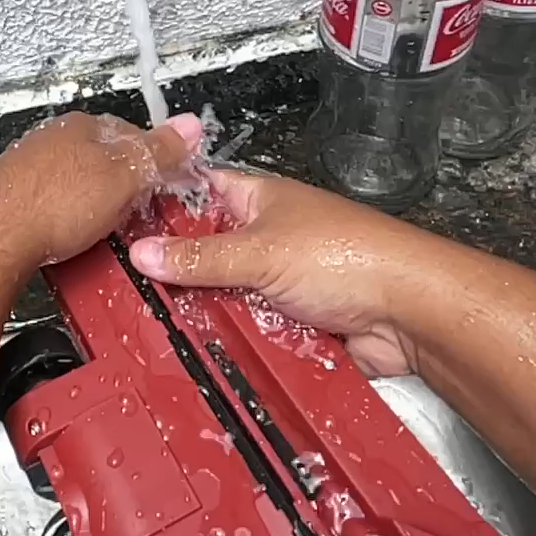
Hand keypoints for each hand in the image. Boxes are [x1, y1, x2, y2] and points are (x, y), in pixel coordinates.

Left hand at [0, 111, 203, 270]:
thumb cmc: (47, 203)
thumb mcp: (122, 176)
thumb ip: (158, 151)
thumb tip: (188, 126)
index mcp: (81, 127)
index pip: (131, 133)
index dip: (152, 161)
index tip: (163, 182)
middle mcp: (52, 141)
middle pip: (102, 160)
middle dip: (120, 188)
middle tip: (132, 214)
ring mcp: (29, 170)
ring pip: (75, 185)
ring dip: (91, 207)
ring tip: (99, 231)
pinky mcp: (15, 200)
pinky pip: (51, 208)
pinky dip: (64, 222)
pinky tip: (66, 238)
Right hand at [128, 169, 466, 376]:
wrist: (413, 314)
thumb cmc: (347, 256)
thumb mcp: (258, 251)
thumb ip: (198, 256)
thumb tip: (143, 251)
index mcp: (255, 197)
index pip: (195, 191)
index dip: (161, 204)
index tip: (122, 224)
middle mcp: (264, 232)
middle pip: (205, 247)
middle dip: (178, 268)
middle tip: (135, 285)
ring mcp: (277, 275)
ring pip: (224, 290)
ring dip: (206, 306)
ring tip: (161, 320)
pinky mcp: (291, 315)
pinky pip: (248, 323)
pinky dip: (233, 333)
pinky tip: (204, 344)